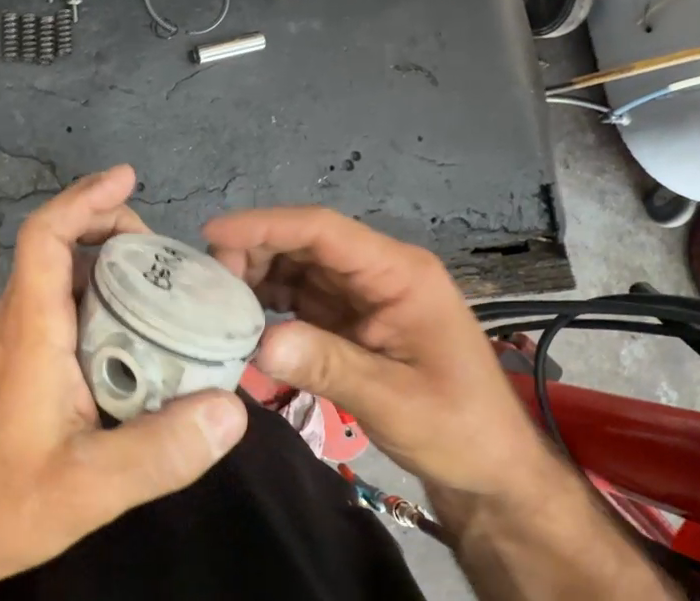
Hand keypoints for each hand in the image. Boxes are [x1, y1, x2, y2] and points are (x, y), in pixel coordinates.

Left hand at [0, 167, 248, 599]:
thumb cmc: (4, 502)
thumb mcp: (92, 487)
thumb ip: (162, 450)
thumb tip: (232, 406)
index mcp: (30, 329)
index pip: (46, 237)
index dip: (84, 198)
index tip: (126, 178)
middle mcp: (19, 321)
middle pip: (58, 246)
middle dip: (109, 227)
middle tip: (167, 253)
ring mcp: (16, 341)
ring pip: (59, 276)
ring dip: (105, 262)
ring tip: (161, 284)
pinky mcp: (21, 363)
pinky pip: (60, 306)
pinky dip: (98, 296)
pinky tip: (134, 333)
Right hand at [204, 207, 549, 500]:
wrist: (493, 473)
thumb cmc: (459, 430)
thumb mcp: (396, 402)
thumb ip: (329, 366)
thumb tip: (259, 343)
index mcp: (399, 273)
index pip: (322, 229)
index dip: (264, 226)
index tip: (212, 235)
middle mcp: (377, 272)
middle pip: (303, 242)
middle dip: (252, 252)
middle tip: (207, 283)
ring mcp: (362, 293)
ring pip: (296, 265)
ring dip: (255, 275)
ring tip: (215, 302)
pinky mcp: (349, 317)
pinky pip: (299, 295)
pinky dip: (267, 302)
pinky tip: (241, 320)